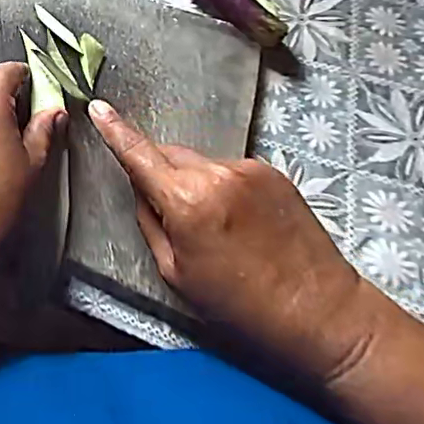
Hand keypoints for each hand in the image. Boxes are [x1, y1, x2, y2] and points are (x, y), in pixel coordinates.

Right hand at [89, 99, 385, 384]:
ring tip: (218, 226)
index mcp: (186, 201)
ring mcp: (248, 171)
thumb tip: (142, 189)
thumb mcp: (175, 271)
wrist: (326, 316)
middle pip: (167, 156)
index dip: (114, 130)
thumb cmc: (243, 306)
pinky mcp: (273, 174)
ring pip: (197, 163)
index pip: (138, 155)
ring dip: (194, 182)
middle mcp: (215, 175)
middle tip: (175, 216)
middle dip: (161, 175)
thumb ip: (150, 221)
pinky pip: (227, 170)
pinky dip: (222, 187)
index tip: (97, 108)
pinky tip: (241, 221)